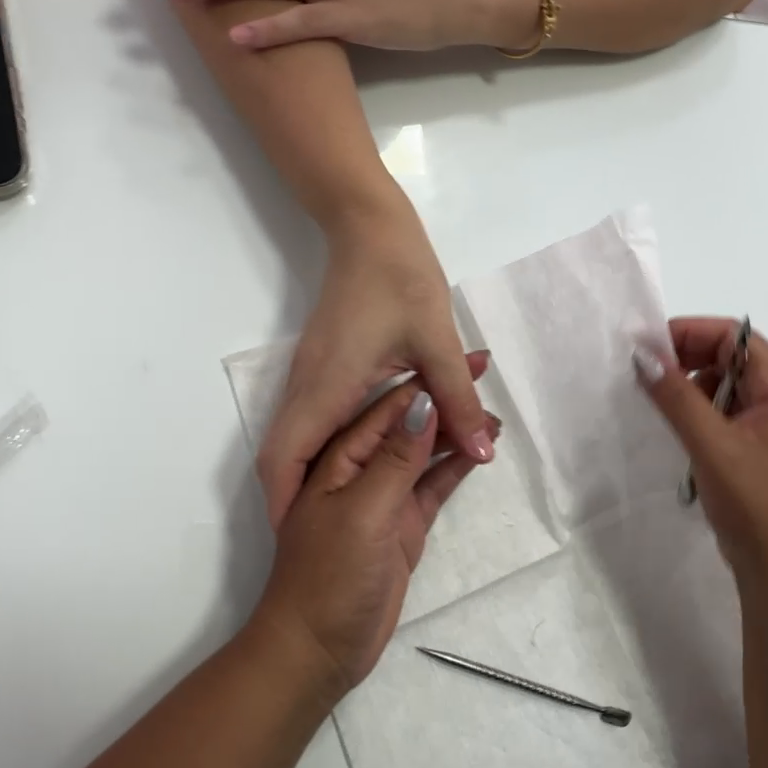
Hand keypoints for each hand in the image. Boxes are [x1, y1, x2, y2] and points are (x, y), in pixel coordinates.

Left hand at [254, 383, 493, 694]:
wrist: (317, 651)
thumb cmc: (329, 575)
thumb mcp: (362, 512)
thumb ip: (395, 460)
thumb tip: (423, 404)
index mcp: (339, 457)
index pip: (390, 409)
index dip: (429, 383)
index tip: (469, 361)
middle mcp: (360, 468)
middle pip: (408, 426)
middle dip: (446, 401)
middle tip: (490, 378)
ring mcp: (382, 497)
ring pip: (422, 454)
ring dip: (454, 435)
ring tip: (495, 418)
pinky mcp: (401, 525)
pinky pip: (430, 487)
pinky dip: (452, 469)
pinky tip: (479, 453)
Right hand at [258, 209, 493, 526]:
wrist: (371, 227)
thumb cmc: (402, 280)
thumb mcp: (437, 342)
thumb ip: (457, 401)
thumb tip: (483, 454)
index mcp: (325, 385)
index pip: (285, 455)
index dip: (285, 502)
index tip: (299, 540)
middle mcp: (306, 385)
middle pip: (285, 453)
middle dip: (297, 497)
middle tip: (327, 535)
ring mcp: (309, 373)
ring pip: (298, 435)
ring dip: (316, 470)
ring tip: (350, 505)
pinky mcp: (320, 363)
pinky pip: (314, 416)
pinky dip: (329, 444)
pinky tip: (369, 452)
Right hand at [634, 318, 767, 591]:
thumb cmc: (757, 506)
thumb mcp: (712, 446)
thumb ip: (676, 396)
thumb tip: (642, 353)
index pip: (735, 336)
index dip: (689, 333)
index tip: (645, 347)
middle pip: (731, 357)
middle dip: (686, 359)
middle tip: (644, 376)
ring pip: (726, 386)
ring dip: (691, 388)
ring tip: (659, 408)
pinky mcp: (763, 452)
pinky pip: (728, 415)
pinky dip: (700, 414)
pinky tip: (678, 432)